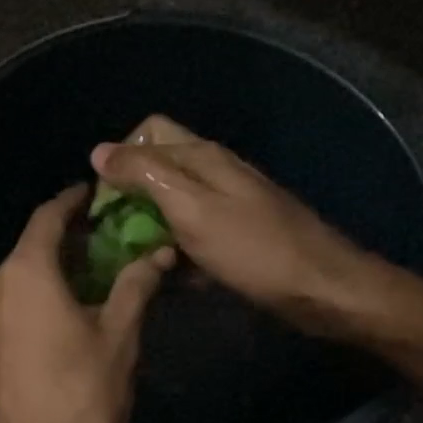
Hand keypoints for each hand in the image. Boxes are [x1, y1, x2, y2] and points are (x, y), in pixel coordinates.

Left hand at [0, 185, 172, 422]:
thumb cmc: (83, 396)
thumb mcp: (119, 335)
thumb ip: (135, 285)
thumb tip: (157, 254)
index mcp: (24, 274)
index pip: (46, 218)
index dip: (71, 202)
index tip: (94, 195)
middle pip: (29, 249)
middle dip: (65, 240)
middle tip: (104, 239)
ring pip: (17, 281)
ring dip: (50, 272)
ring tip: (91, 276)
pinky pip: (9, 310)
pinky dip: (35, 300)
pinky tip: (64, 315)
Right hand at [92, 115, 416, 341]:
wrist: (323, 289)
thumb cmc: (254, 250)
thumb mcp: (191, 209)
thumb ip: (145, 176)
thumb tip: (98, 151)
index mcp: (202, 157)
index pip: (145, 134)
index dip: (118, 160)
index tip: (105, 201)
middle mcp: (215, 170)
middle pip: (158, 167)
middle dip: (131, 195)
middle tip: (116, 233)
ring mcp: (229, 203)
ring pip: (174, 202)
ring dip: (152, 226)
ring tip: (139, 258)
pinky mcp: (238, 235)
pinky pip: (194, 232)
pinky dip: (179, 249)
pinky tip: (175, 275)